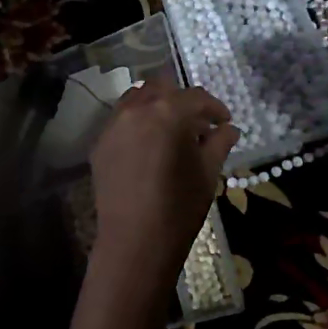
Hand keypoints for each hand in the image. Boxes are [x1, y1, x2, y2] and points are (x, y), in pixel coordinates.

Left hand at [88, 78, 237, 271]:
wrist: (135, 240)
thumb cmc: (179, 206)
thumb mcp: (207, 172)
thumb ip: (219, 143)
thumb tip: (229, 129)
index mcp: (168, 112)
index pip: (196, 97)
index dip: (214, 108)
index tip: (224, 122)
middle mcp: (136, 110)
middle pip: (161, 88)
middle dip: (182, 101)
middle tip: (196, 123)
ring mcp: (112, 126)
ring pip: (135, 100)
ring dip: (155, 107)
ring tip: (170, 131)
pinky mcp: (99, 145)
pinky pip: (120, 122)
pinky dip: (136, 124)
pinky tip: (147, 146)